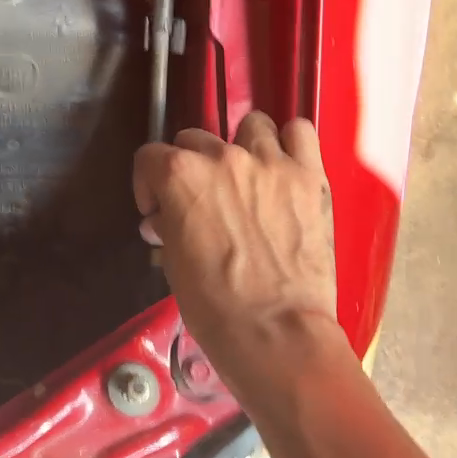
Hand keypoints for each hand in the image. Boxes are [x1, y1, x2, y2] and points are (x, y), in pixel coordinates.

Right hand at [132, 112, 337, 376]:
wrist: (275, 332)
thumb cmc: (210, 300)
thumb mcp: (170, 255)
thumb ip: (167, 221)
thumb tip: (166, 218)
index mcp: (177, 173)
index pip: (149, 157)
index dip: (148, 184)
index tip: (157, 209)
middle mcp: (220, 156)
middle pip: (194, 139)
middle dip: (191, 167)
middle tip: (202, 200)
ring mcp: (268, 162)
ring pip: (250, 125)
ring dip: (242, 146)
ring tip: (246, 176)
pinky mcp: (308, 177)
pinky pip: (300, 132)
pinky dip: (289, 141)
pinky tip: (283, 163)